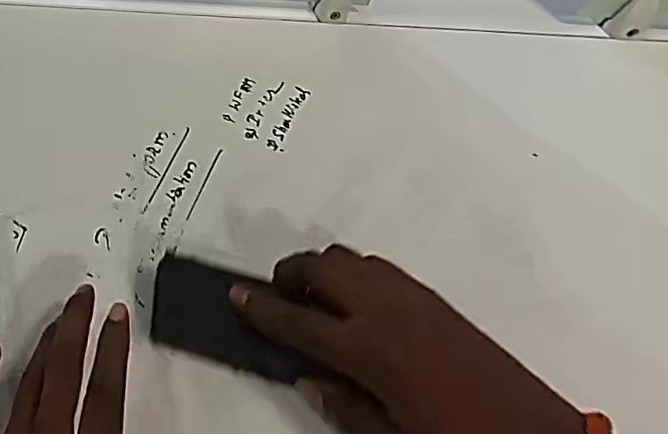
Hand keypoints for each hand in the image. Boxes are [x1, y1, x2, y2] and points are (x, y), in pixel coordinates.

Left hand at [0, 284, 130, 433]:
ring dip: (43, 346)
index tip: (116, 315)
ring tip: (55, 321)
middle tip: (82, 297)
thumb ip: (113, 432)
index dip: (113, 349)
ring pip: (29, 381)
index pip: (105, 393)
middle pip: (65, 370)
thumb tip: (140, 419)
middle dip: (76, 327)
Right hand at [231, 245, 582, 433]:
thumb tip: (309, 379)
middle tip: (278, 296)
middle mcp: (385, 310)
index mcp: (371, 351)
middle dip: (289, 276)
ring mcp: (409, 296)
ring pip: (345, 258)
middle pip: (318, 268)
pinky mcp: (431, 296)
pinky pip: (376, 266)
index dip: (262, 308)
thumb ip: (347, 408)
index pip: (298, 321)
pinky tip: (358, 302)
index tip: (237, 295)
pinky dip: (353, 273)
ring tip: (317, 299)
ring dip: (321, 270)